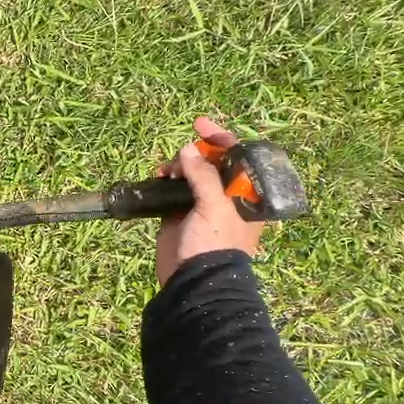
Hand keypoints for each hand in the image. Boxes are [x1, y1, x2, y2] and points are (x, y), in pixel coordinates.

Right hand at [155, 117, 265, 286]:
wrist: (194, 278)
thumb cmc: (215, 241)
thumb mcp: (214, 206)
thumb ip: (203, 176)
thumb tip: (187, 150)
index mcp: (246, 193)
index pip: (238, 157)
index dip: (220, 139)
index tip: (199, 124)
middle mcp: (226, 196)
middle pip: (211, 163)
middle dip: (194, 154)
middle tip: (178, 159)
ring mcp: (201, 205)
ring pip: (190, 175)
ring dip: (177, 167)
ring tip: (165, 172)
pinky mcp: (179, 214)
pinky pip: (172, 190)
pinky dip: (164, 181)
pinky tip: (157, 179)